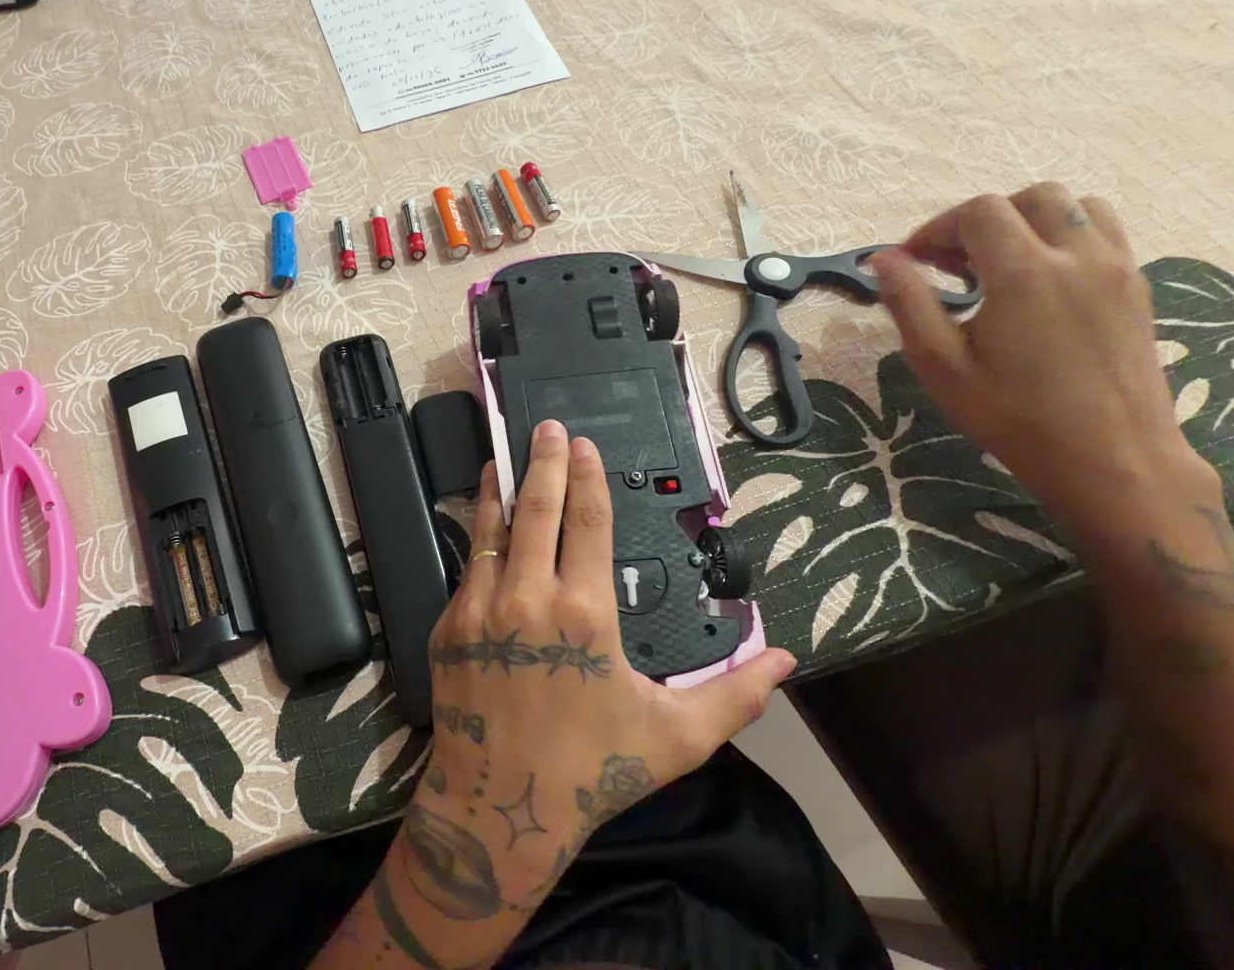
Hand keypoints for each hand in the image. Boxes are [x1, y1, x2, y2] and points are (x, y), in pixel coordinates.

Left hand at [414, 421, 796, 907]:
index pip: (587, 523)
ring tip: (504, 460)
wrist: (499, 803)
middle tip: (545, 429)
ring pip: (491, 531)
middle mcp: (527, 597)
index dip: (588, 478)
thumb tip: (784, 658)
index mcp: (584, 612)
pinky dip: (479, 538)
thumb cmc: (591, 768)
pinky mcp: (448, 626)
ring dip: (500, 491)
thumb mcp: (675, 735)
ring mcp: (480, 608)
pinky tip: (485, 525)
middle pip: (536, 510)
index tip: (585, 446)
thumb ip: (734, 694)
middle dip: (542, 463)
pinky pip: (468, 569)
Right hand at [872, 184, 1216, 538]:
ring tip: (999, 266)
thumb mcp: (939, 363)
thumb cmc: (1011, 414)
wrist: (1109, 454)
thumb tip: (884, 259)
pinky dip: (1064, 238)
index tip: (913, 263)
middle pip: (1031, 197)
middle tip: (953, 265)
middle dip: (983, 220)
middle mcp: (1078, 256)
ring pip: (1076, 206)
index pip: (979, 212)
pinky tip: (1039, 282)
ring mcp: (1117, 267)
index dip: (936, 229)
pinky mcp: (1136, 286)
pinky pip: (1103, 233)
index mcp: (1024, 273)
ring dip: (1029, 222)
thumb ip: (909, 302)